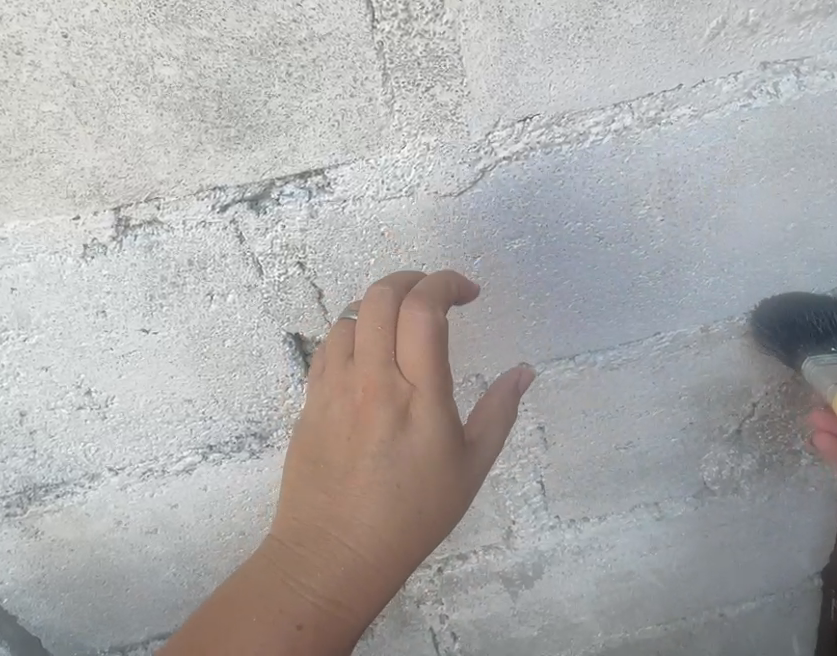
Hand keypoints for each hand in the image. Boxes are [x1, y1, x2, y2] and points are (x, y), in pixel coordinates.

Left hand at [165, 270, 532, 654]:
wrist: (330, 557)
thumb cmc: (410, 516)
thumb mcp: (470, 469)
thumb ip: (500, 412)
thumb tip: (525, 371)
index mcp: (418, 394)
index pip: (424, 307)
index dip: (448, 282)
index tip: (470, 293)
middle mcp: (373, 378)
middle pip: (383, 295)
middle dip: (415, 279)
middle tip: (438, 296)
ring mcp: (335, 385)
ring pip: (353, 313)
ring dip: (384, 305)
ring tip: (404, 325)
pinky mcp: (311, 397)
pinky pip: (329, 342)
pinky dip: (356, 330)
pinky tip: (371, 353)